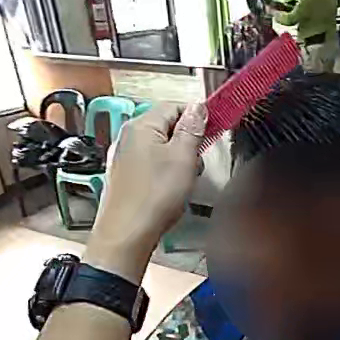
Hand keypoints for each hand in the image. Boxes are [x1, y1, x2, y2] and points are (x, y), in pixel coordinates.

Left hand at [82, 102, 204, 282]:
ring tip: (185, 178)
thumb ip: (192, 128)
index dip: (197, 116)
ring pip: (161, 145)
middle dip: (188, 139)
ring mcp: (126, 156)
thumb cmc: (154, 196)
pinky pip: (153, 162)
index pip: (175, 106)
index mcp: (142, 125)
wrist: (128, 233)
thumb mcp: (184, 157)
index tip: (213, 130)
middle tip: (199, 159)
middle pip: (167, 125)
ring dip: (179, 157)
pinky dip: (167, 170)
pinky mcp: (127, 175)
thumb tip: (198, 107)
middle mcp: (129, 136)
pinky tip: (172, 188)